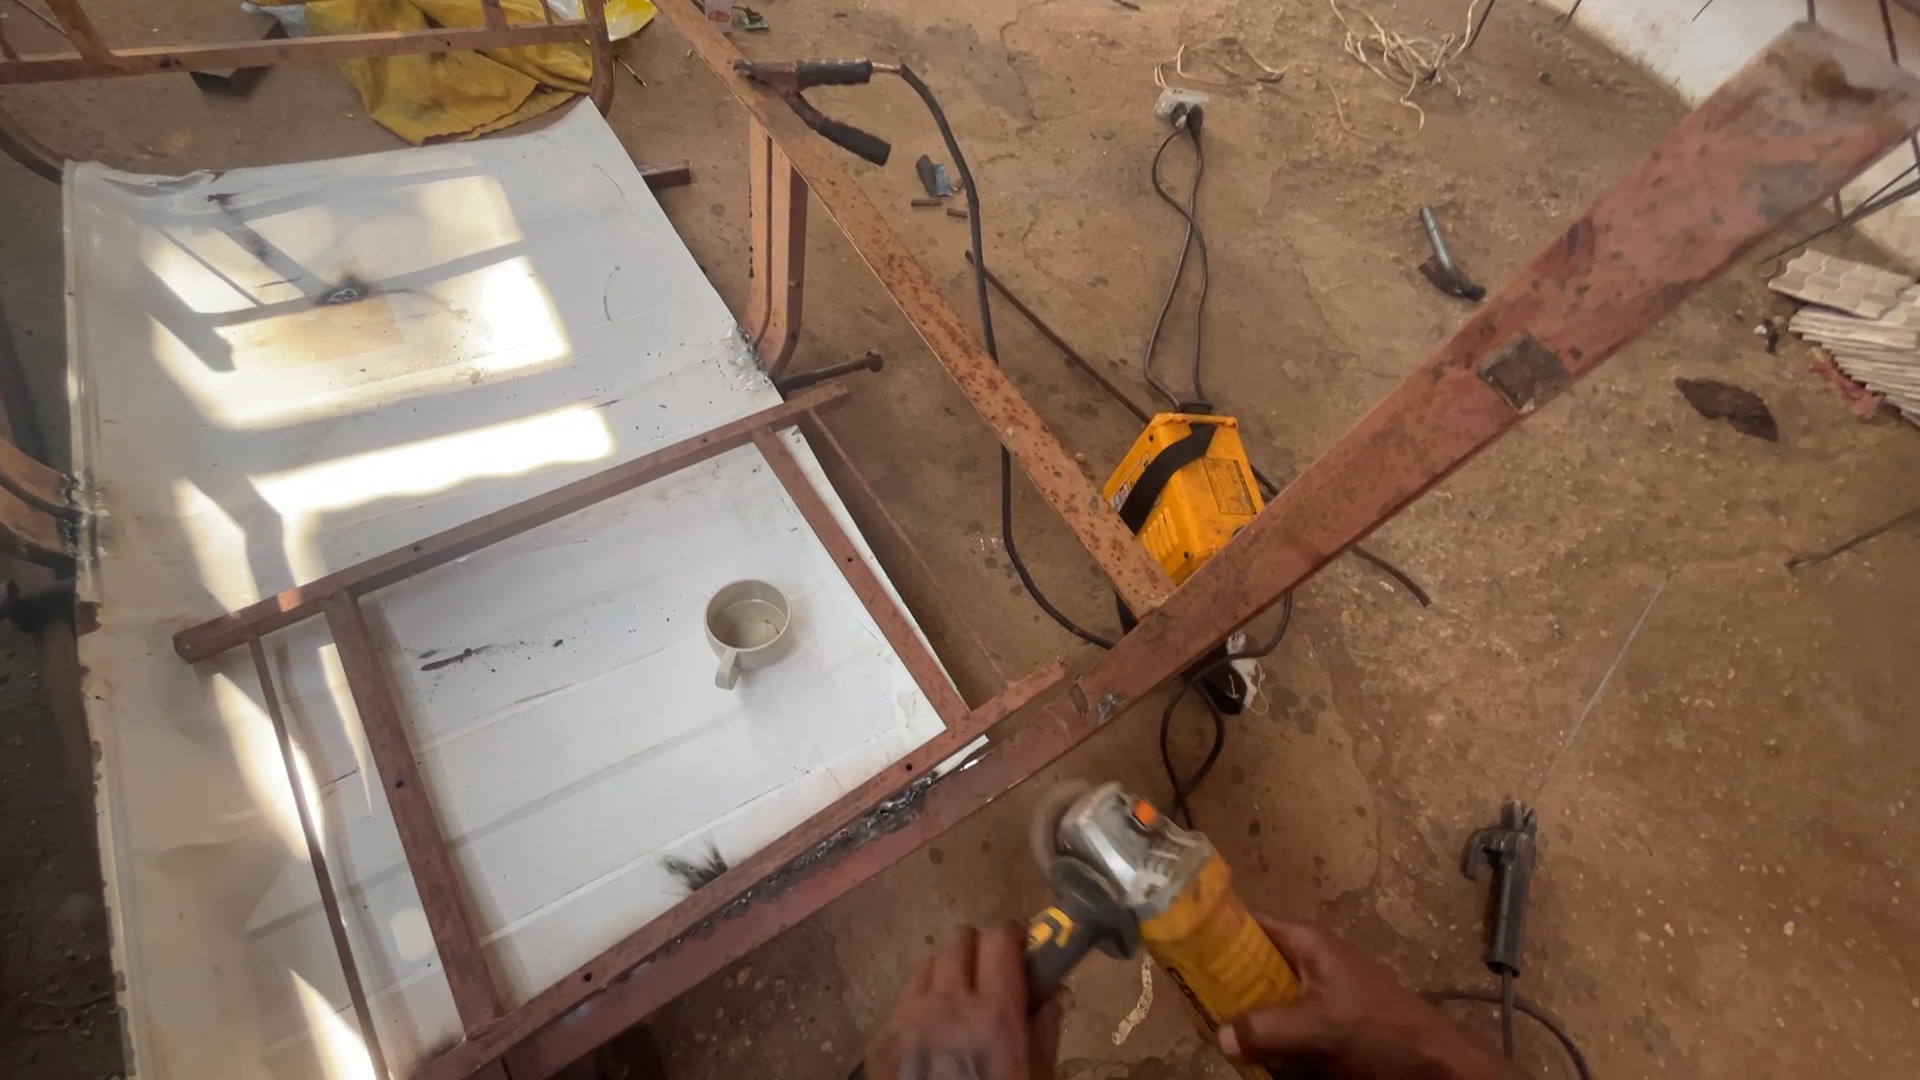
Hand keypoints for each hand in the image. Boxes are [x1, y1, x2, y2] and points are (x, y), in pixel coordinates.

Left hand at [865, 922, 1062, 1079]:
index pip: (1000, 938)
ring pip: (929, 961)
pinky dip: (921, 1000)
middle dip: (978, 947)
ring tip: (958, 1004)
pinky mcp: (881, 1036)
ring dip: (948, 971)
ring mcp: (909, 1016)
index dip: (1013, 937)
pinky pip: (904, 995)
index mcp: (994, 1016)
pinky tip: (932, 1032)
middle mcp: (948, 1003)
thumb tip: (1054, 992)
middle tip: (990, 973)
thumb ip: (1045, 1033)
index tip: (1022, 947)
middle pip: (960, 937)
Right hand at [1218, 918, 1529, 1079]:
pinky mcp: (1336, 1020)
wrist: (1446, 1071)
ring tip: (1228, 1040)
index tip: (1187, 955)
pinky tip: (1265, 1061)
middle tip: (1203, 1009)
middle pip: (1255, 963)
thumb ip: (1266, 1029)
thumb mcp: (1318, 1028)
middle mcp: (1311, 957)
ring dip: (1253, 1020)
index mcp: (1305, 941)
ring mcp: (1324, 989)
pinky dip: (1277, 1040)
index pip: (1248, 923)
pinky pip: (1292, 1023)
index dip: (1216, 934)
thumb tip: (1218, 1038)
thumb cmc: (1379, 1032)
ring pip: (1272, 997)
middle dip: (1230, 988)